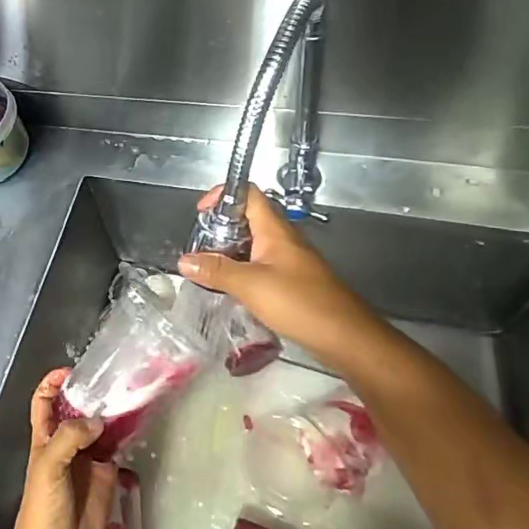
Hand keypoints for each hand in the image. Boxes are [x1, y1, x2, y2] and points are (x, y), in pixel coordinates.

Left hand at [5, 368, 118, 528]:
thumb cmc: (42, 509)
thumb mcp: (48, 467)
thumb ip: (70, 438)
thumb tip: (100, 421)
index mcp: (44, 438)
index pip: (45, 401)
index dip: (53, 383)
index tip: (73, 371)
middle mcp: (67, 442)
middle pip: (78, 409)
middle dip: (92, 393)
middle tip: (115, 378)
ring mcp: (89, 457)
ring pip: (101, 424)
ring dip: (113, 411)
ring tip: (132, 392)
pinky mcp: (108, 472)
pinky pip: (118, 445)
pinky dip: (128, 432)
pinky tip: (140, 419)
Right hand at [178, 184, 382, 361]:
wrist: (344, 334)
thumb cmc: (298, 302)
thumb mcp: (250, 285)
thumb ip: (216, 271)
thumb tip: (184, 261)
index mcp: (274, 230)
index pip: (248, 193)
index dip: (222, 194)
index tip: (201, 212)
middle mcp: (283, 239)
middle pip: (249, 219)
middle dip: (221, 228)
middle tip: (199, 248)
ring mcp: (290, 261)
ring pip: (255, 245)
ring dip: (231, 253)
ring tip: (208, 270)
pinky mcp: (294, 282)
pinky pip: (263, 266)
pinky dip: (244, 271)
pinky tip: (232, 290)